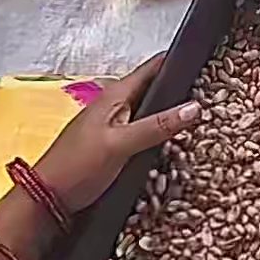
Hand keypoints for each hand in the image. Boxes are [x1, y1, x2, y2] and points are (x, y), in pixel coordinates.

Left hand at [33, 54, 200, 211]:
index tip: (207, 62)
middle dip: (180, 91)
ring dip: (172, 115)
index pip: (153, 68)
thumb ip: (158, 125)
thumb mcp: (121, 144)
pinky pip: (145, 131)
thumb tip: (195, 106)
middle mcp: (116, 105)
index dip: (177, 62)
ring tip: (202, 118)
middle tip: (212, 94)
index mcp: (116, 95)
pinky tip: (175, 143)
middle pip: (155, 90)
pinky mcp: (115, 144)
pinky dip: (161, 133)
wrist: (48, 198)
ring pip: (151, 112)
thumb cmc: (78, 165)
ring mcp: (115, 125)